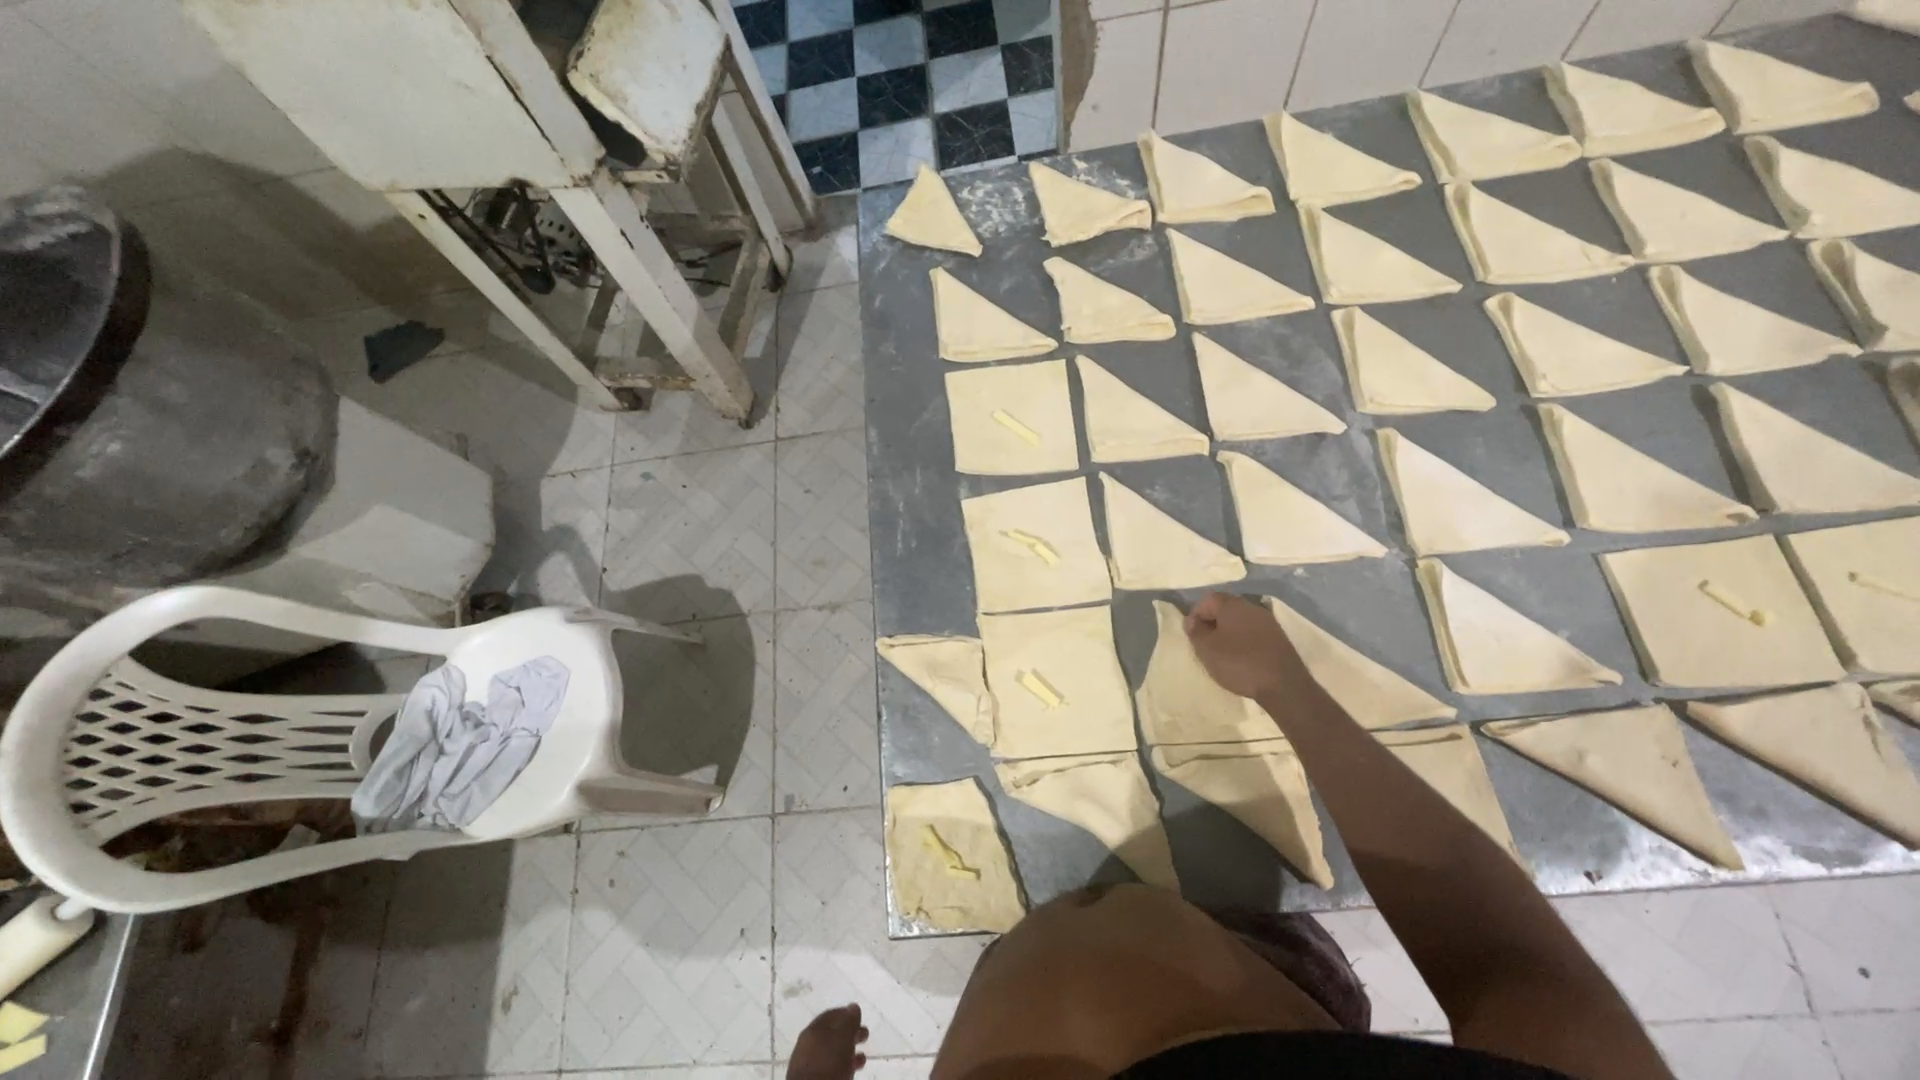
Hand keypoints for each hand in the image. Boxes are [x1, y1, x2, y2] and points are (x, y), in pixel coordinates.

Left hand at [786, 1004, 867, 1079]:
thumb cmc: (828, 1064)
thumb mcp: (843, 1039)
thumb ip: (849, 1021)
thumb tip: (853, 1006)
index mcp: (813, 1030)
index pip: (830, 1015)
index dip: (846, 1013)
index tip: (860, 1017)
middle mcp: (807, 1044)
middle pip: (831, 1033)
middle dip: (850, 1033)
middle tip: (865, 1035)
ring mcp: (807, 1063)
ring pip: (831, 1052)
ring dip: (848, 1051)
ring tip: (862, 1057)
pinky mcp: (811, 1078)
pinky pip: (830, 1066)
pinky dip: (843, 1065)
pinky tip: (854, 1069)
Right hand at [1184, 592, 1307, 699]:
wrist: (1283, 685)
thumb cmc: (1239, 663)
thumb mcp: (1207, 649)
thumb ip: (1195, 631)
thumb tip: (1191, 620)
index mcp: (1232, 605)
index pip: (1208, 599)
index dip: (1196, 614)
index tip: (1192, 634)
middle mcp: (1252, 607)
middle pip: (1226, 608)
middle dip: (1213, 623)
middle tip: (1205, 644)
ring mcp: (1269, 622)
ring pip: (1241, 621)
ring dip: (1229, 633)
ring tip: (1223, 653)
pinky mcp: (1279, 638)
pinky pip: (1254, 633)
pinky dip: (1244, 641)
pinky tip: (1242, 658)